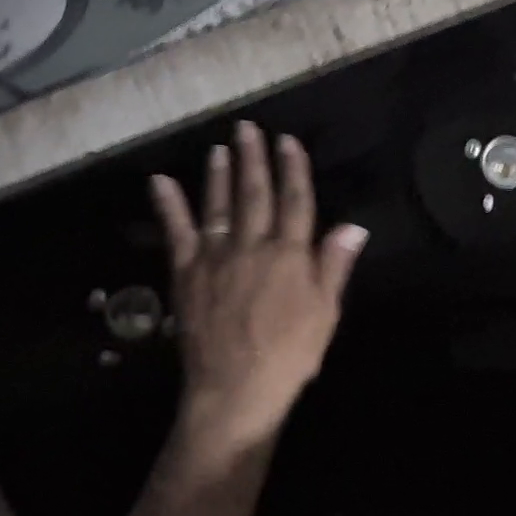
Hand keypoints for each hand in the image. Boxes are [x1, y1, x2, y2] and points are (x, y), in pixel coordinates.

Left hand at [149, 119, 367, 457]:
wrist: (237, 387)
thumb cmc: (291, 354)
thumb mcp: (326, 313)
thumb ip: (334, 266)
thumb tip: (354, 226)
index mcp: (291, 255)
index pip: (295, 202)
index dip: (293, 170)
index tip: (288, 142)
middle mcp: (253, 245)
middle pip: (255, 194)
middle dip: (253, 160)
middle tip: (248, 129)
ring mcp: (216, 256)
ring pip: (218, 205)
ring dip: (219, 174)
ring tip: (220, 148)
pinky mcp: (187, 272)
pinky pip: (177, 231)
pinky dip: (169, 205)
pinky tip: (161, 181)